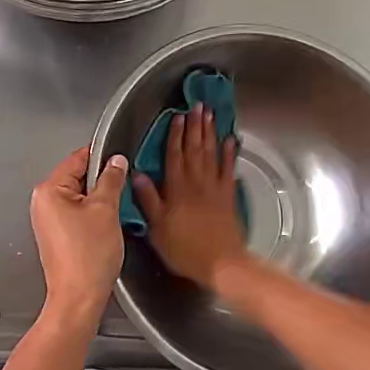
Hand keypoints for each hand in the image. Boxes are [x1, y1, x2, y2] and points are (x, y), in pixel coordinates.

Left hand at [30, 146, 128, 323]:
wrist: (79, 297)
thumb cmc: (87, 258)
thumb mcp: (106, 210)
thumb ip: (111, 179)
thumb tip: (116, 162)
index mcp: (49, 190)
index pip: (77, 158)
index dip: (102, 157)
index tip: (120, 160)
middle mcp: (43, 202)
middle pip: (78, 176)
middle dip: (102, 182)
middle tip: (120, 194)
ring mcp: (49, 219)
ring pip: (80, 195)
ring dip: (99, 200)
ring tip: (112, 215)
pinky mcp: (57, 233)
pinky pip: (77, 212)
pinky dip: (93, 214)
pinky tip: (104, 227)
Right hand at [133, 106, 248, 288]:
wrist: (222, 263)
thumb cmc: (185, 249)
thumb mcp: (158, 228)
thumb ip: (148, 200)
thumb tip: (138, 175)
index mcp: (177, 189)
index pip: (174, 156)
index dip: (175, 135)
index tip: (176, 117)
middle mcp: (196, 183)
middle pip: (195, 148)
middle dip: (195, 126)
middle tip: (197, 105)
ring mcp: (215, 187)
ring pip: (212, 153)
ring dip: (211, 132)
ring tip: (211, 114)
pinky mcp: (229, 196)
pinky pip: (229, 169)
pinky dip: (230, 153)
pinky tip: (231, 140)